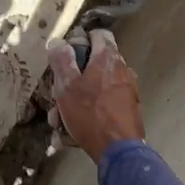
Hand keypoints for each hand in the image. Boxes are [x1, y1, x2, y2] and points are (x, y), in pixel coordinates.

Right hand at [46, 29, 144, 161]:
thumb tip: (58, 41)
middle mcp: (122, 70)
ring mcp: (128, 91)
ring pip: (94, 89)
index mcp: (108, 59)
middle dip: (70, 81)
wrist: (118, 150)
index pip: (98, 34)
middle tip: (56, 98)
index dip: (80, 40)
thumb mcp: (66, 86)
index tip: (65, 54)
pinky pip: (103, 106)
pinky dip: (88, 115)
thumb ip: (61, 61)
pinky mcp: (129, 110)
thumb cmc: (89, 114)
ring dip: (74, 103)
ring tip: (60, 124)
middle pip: (93, 65)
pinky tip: (72, 134)